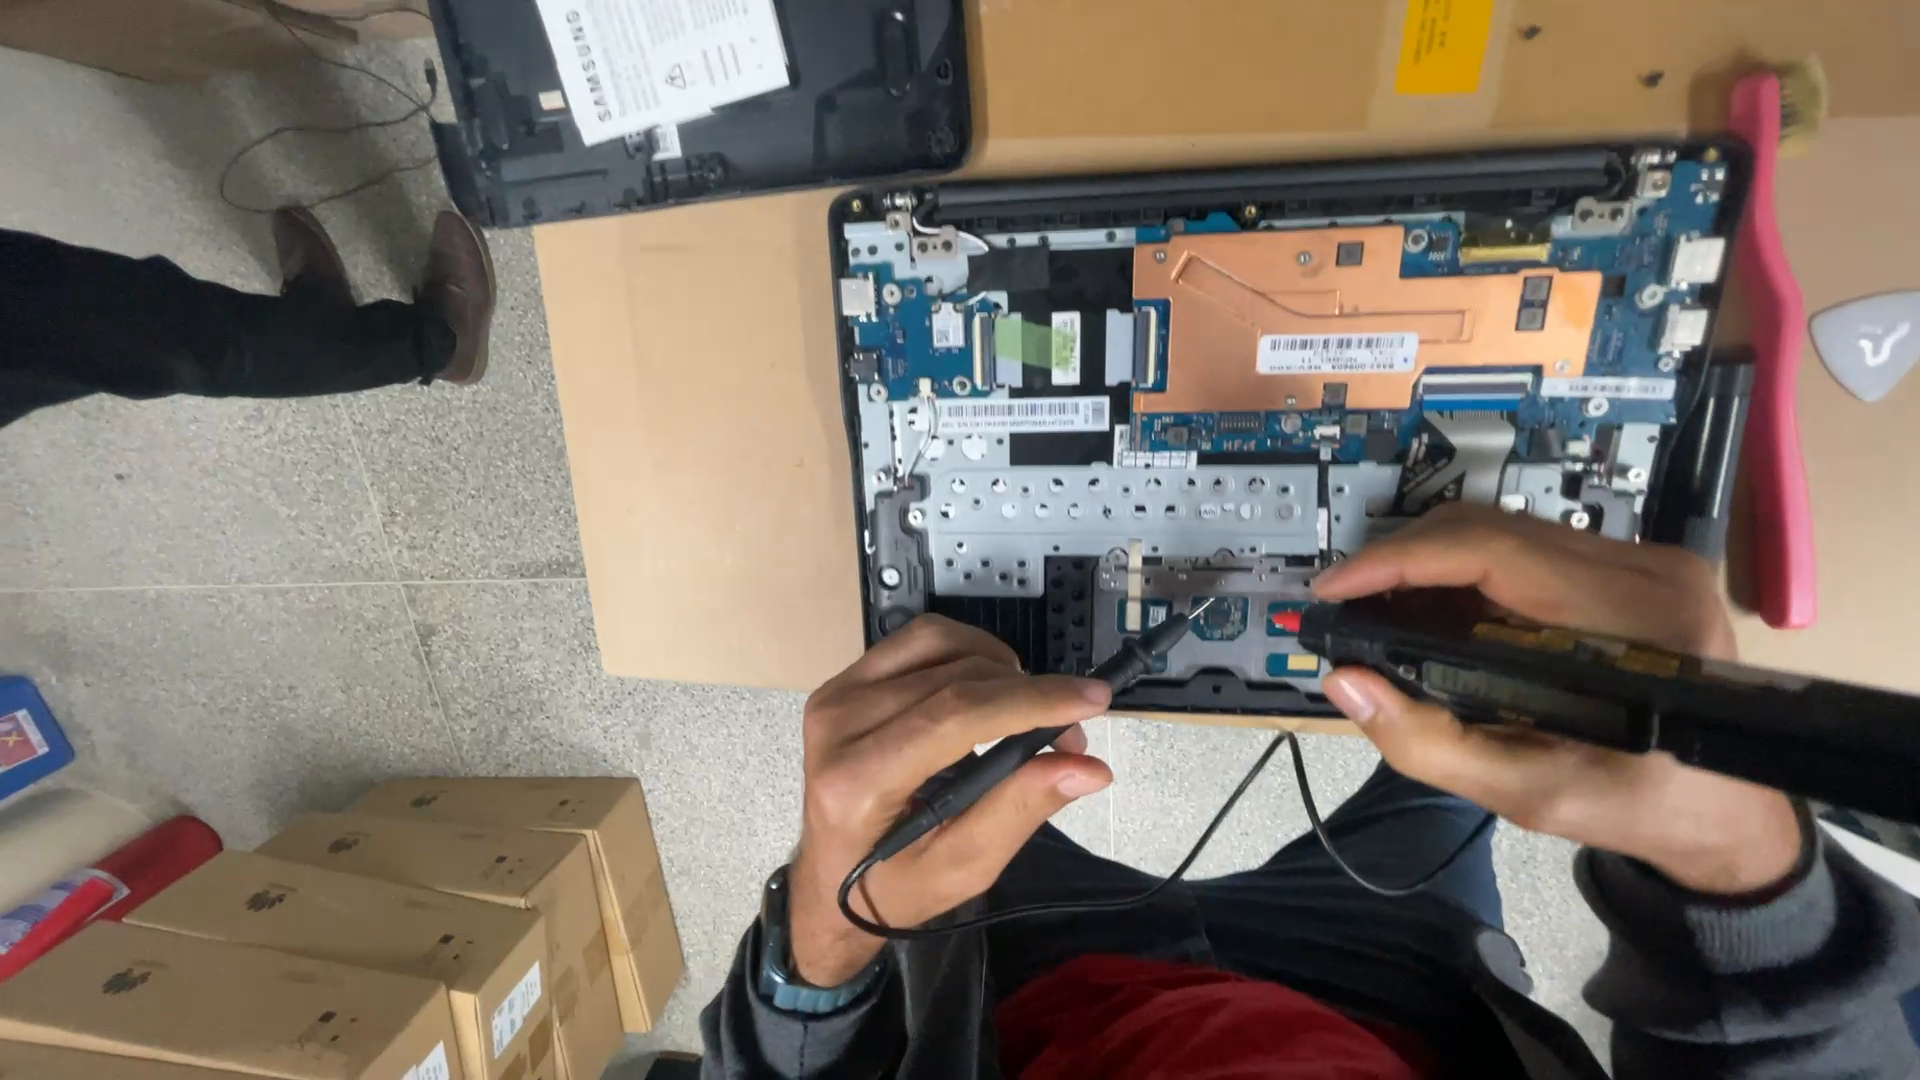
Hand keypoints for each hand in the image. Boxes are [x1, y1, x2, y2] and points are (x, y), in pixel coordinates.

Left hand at [787, 616, 1112, 984]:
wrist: (826, 880)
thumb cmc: (892, 886)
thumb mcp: (961, 869)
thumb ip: (1020, 810)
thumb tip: (1089, 767)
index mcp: (856, 780)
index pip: (955, 715)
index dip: (1031, 699)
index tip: (1093, 698)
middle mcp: (838, 723)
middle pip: (954, 675)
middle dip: (1029, 692)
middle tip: (1070, 731)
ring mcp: (836, 693)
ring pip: (938, 641)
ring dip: (997, 664)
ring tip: (1026, 706)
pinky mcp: (845, 680)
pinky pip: (919, 640)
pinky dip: (967, 653)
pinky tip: (987, 689)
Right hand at [1312, 504, 1803, 896]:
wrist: (1725, 810)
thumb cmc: (1635, 806)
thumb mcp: (1526, 792)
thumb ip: (1428, 743)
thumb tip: (1342, 679)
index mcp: (1633, 621)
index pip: (1492, 552)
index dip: (1398, 560)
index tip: (1333, 589)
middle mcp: (1643, 570)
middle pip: (1483, 528)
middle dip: (1396, 560)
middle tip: (1344, 605)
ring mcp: (1636, 560)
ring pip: (1490, 528)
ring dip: (1419, 563)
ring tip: (1373, 608)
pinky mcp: (1619, 565)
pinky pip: (1510, 545)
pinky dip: (1449, 571)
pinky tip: (1421, 608)